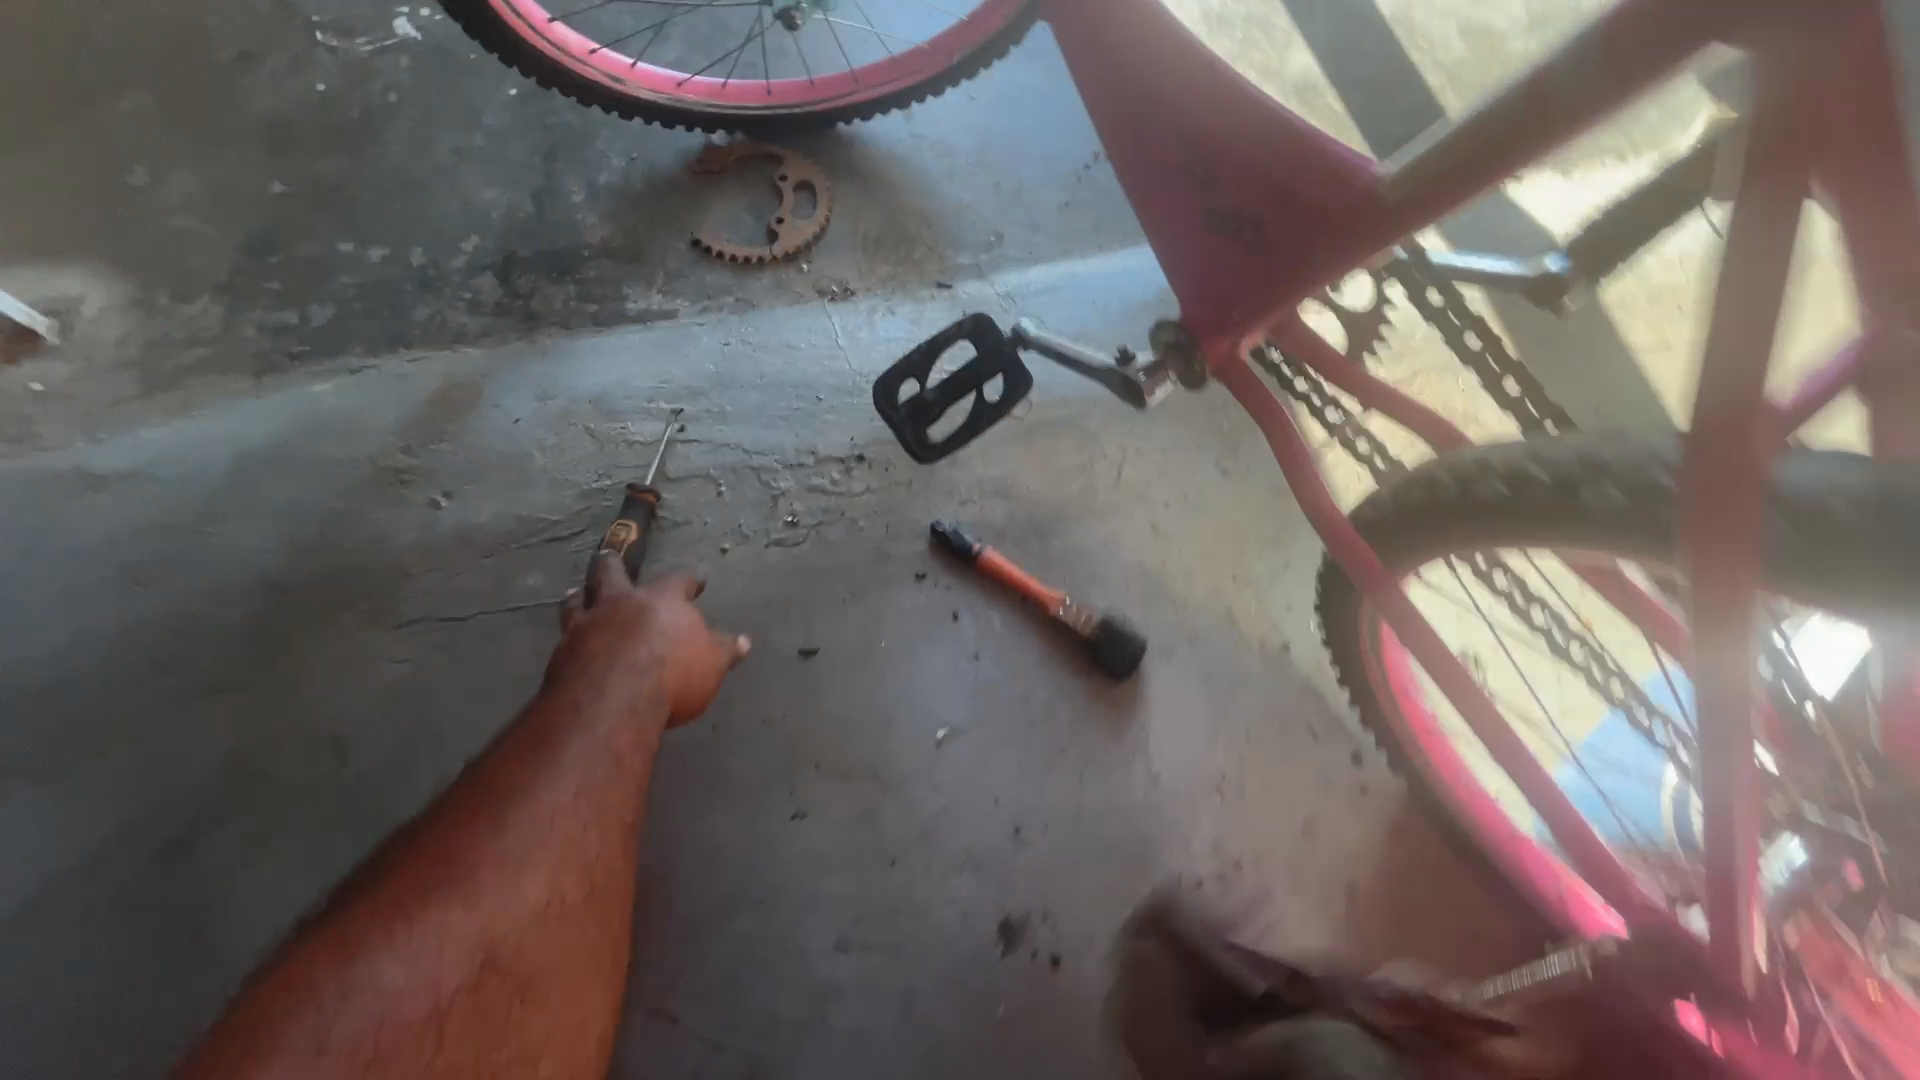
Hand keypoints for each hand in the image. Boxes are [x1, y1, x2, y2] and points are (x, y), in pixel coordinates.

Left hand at [547, 557, 750, 727]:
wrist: (614, 700)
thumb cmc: (674, 675)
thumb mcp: (713, 663)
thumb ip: (725, 650)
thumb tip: (744, 641)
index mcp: (663, 601)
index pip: (679, 581)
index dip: (689, 580)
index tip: (697, 580)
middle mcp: (622, 604)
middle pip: (611, 573)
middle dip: (612, 564)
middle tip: (608, 558)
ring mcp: (586, 625)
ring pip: (577, 600)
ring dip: (579, 596)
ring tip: (576, 593)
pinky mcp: (561, 653)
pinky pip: (562, 636)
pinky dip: (567, 635)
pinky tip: (567, 641)